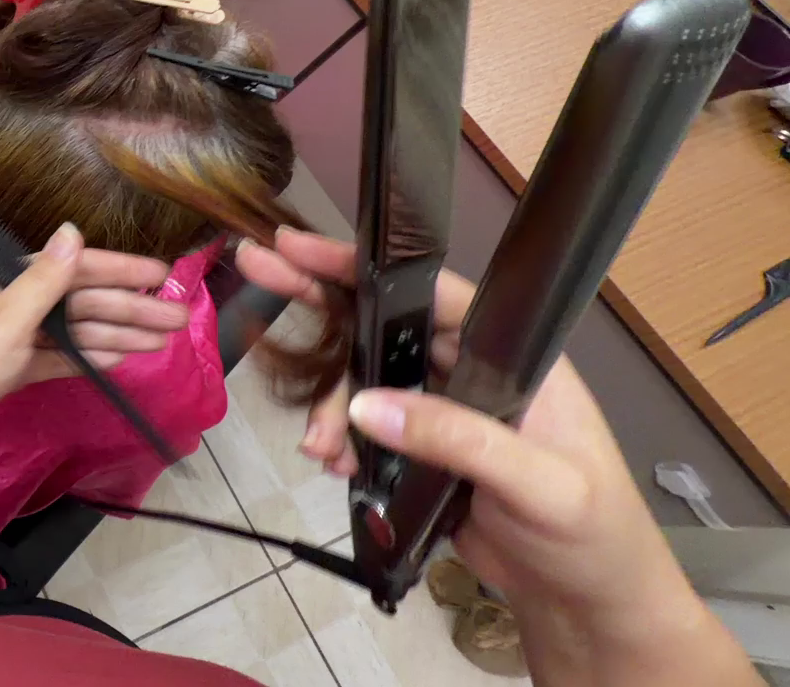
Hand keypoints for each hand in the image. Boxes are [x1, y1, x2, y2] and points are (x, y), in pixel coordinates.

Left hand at [0, 223, 174, 456]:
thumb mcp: (3, 319)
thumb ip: (43, 281)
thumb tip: (72, 230)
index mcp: (9, 281)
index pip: (75, 268)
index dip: (121, 270)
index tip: (163, 274)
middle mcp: (13, 303)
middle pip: (80, 302)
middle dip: (129, 309)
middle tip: (178, 321)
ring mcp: (12, 337)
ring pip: (73, 332)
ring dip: (115, 335)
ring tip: (161, 342)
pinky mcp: (9, 369)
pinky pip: (57, 358)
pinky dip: (85, 358)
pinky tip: (118, 359)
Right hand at [237, 231, 739, 675]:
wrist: (582, 602)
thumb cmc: (591, 536)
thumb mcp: (540, 486)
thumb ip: (457, 440)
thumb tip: (365, 406)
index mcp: (505, 357)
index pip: (427, 292)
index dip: (362, 266)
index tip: (298, 246)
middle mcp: (462, 367)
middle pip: (376, 320)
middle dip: (315, 299)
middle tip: (258, 267)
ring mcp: (432, 402)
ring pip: (355, 377)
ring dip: (327, 408)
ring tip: (320, 446)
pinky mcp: (410, 438)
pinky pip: (354, 420)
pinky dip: (335, 438)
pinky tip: (333, 463)